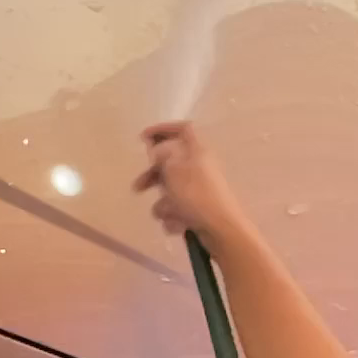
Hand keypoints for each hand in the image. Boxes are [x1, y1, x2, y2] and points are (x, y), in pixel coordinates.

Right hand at [133, 122, 255, 255]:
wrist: (220, 229)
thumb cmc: (195, 194)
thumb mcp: (173, 168)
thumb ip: (162, 155)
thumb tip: (158, 150)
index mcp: (197, 151)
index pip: (182, 129)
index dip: (162, 129)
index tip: (144, 138)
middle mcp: (200, 167)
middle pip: (170, 164)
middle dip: (152, 178)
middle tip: (138, 187)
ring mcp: (200, 189)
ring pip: (171, 191)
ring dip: (163, 203)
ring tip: (166, 213)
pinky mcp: (199, 209)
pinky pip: (177, 209)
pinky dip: (173, 217)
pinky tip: (177, 224)